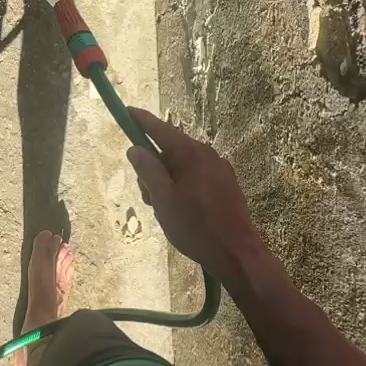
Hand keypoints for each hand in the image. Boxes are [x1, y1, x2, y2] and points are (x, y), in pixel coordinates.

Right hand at [126, 107, 267, 285]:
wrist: (237, 254)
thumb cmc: (196, 226)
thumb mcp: (163, 199)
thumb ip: (148, 170)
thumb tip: (135, 148)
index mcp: (191, 153)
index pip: (160, 129)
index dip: (141, 121)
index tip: (127, 111)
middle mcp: (207, 154)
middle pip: (170, 150)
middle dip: (154, 167)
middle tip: (148, 196)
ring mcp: (220, 169)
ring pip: (183, 166)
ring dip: (168, 181)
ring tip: (167, 211)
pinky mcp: (227, 185)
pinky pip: (196, 177)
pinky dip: (183, 186)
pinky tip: (184, 212)